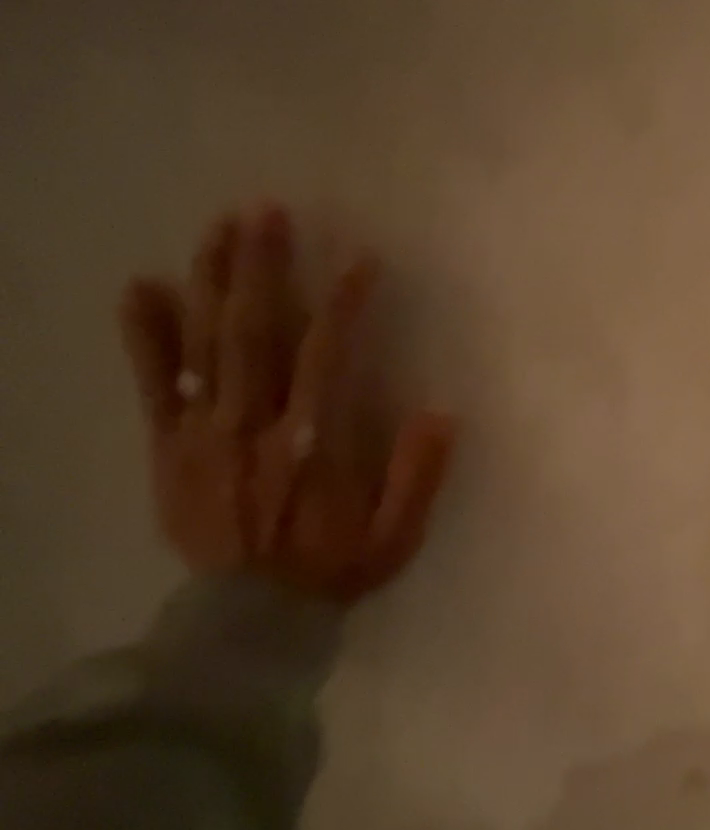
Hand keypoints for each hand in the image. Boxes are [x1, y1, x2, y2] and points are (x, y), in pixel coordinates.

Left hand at [118, 204, 455, 603]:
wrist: (251, 614)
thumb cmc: (337, 569)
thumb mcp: (398, 534)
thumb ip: (419, 474)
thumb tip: (442, 412)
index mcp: (313, 445)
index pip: (328, 358)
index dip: (343, 306)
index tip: (361, 262)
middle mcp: (253, 426)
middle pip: (255, 333)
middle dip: (262, 269)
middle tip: (266, 212)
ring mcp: (202, 433)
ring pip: (204, 344)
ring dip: (211, 281)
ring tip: (221, 228)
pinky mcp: (168, 446)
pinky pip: (151, 383)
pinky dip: (146, 335)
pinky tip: (145, 286)